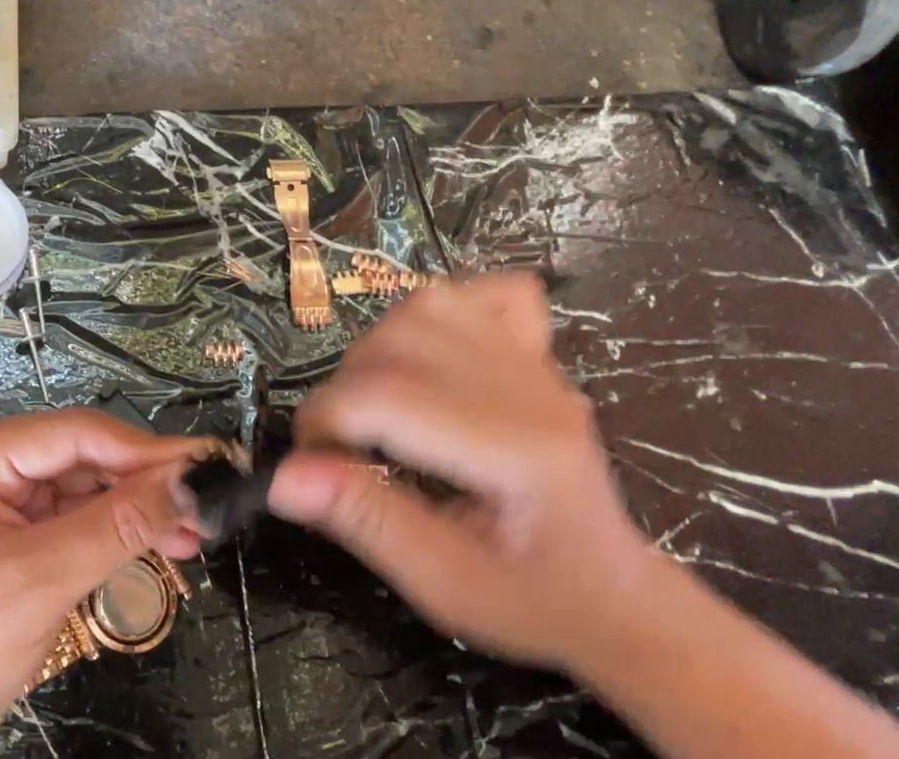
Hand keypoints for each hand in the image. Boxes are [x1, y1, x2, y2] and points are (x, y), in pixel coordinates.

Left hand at [0, 410, 209, 754]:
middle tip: (205, 497)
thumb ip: (115, 528)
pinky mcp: (22, 532)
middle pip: (83, 456)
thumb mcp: (42, 580)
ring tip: (195, 527)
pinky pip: (81, 517)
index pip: (71, 434)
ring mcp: (7, 499)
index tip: (200, 462)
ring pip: (89, 487)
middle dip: (144, 481)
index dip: (140, 448)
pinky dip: (121, 531)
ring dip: (140, 508)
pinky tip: (164, 540)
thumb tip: (183, 485)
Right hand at [268, 272, 659, 669]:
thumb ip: (365, 521)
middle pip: (398, 342)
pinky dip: (435, 313)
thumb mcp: (443, 584)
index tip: (311, 466)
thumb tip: (283, 476)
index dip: (325, 421)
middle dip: (343, 390)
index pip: (390, 396)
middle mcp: (529, 391)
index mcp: (517, 451)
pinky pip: (482, 295)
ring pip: (426, 307)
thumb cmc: (532, 602)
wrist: (615, 598)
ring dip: (375, 351)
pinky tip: (424, 357)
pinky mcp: (533, 356)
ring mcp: (534, 365)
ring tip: (375, 407)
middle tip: (343, 448)